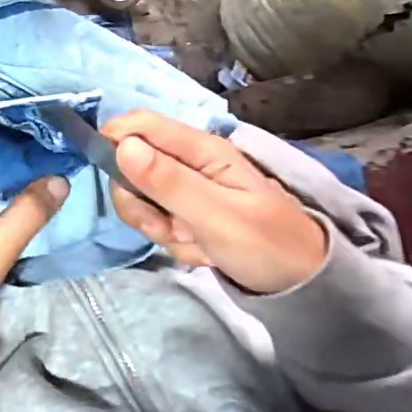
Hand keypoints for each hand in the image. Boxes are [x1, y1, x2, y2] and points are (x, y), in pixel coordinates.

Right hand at [103, 110, 327, 293]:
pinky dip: (171, 239)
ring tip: (193, 243)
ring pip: (141, 197)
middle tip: (166, 228)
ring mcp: (187, 187)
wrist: (302, 286)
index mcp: (202, 149)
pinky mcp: (186, 211)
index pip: (141, 124)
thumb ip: (169, 181)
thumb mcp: (217, 216)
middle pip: (132, 164)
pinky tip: (200, 251)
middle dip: (140, 202)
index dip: (114, 141)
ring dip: (157, 225)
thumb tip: (122, 145)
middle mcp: (190, 161)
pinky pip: (157, 220)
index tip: (109, 178)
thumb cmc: (268, 245)